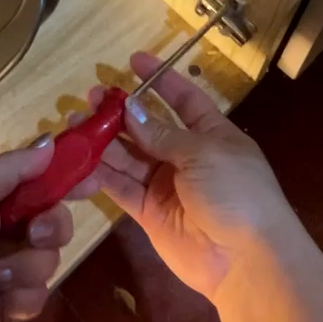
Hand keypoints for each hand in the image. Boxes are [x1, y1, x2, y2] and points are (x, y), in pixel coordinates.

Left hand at [0, 137, 80, 321]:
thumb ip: (15, 166)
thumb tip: (49, 143)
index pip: (39, 181)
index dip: (67, 178)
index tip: (92, 179)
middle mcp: (3, 230)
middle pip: (55, 220)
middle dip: (50, 227)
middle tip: (32, 234)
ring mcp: (9, 269)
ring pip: (49, 259)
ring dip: (24, 267)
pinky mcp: (12, 305)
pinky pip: (39, 295)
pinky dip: (18, 297)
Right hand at [83, 51, 302, 303]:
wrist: (245, 260)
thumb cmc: (235, 191)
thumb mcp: (203, 152)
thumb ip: (162, 133)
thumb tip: (130, 108)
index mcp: (211, 134)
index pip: (183, 98)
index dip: (160, 79)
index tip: (133, 60)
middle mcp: (186, 156)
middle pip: (148, 127)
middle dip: (120, 111)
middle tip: (92, 97)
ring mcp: (166, 184)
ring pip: (129, 155)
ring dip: (104, 140)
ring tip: (77, 121)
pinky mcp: (149, 212)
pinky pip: (121, 187)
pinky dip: (101, 174)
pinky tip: (80, 159)